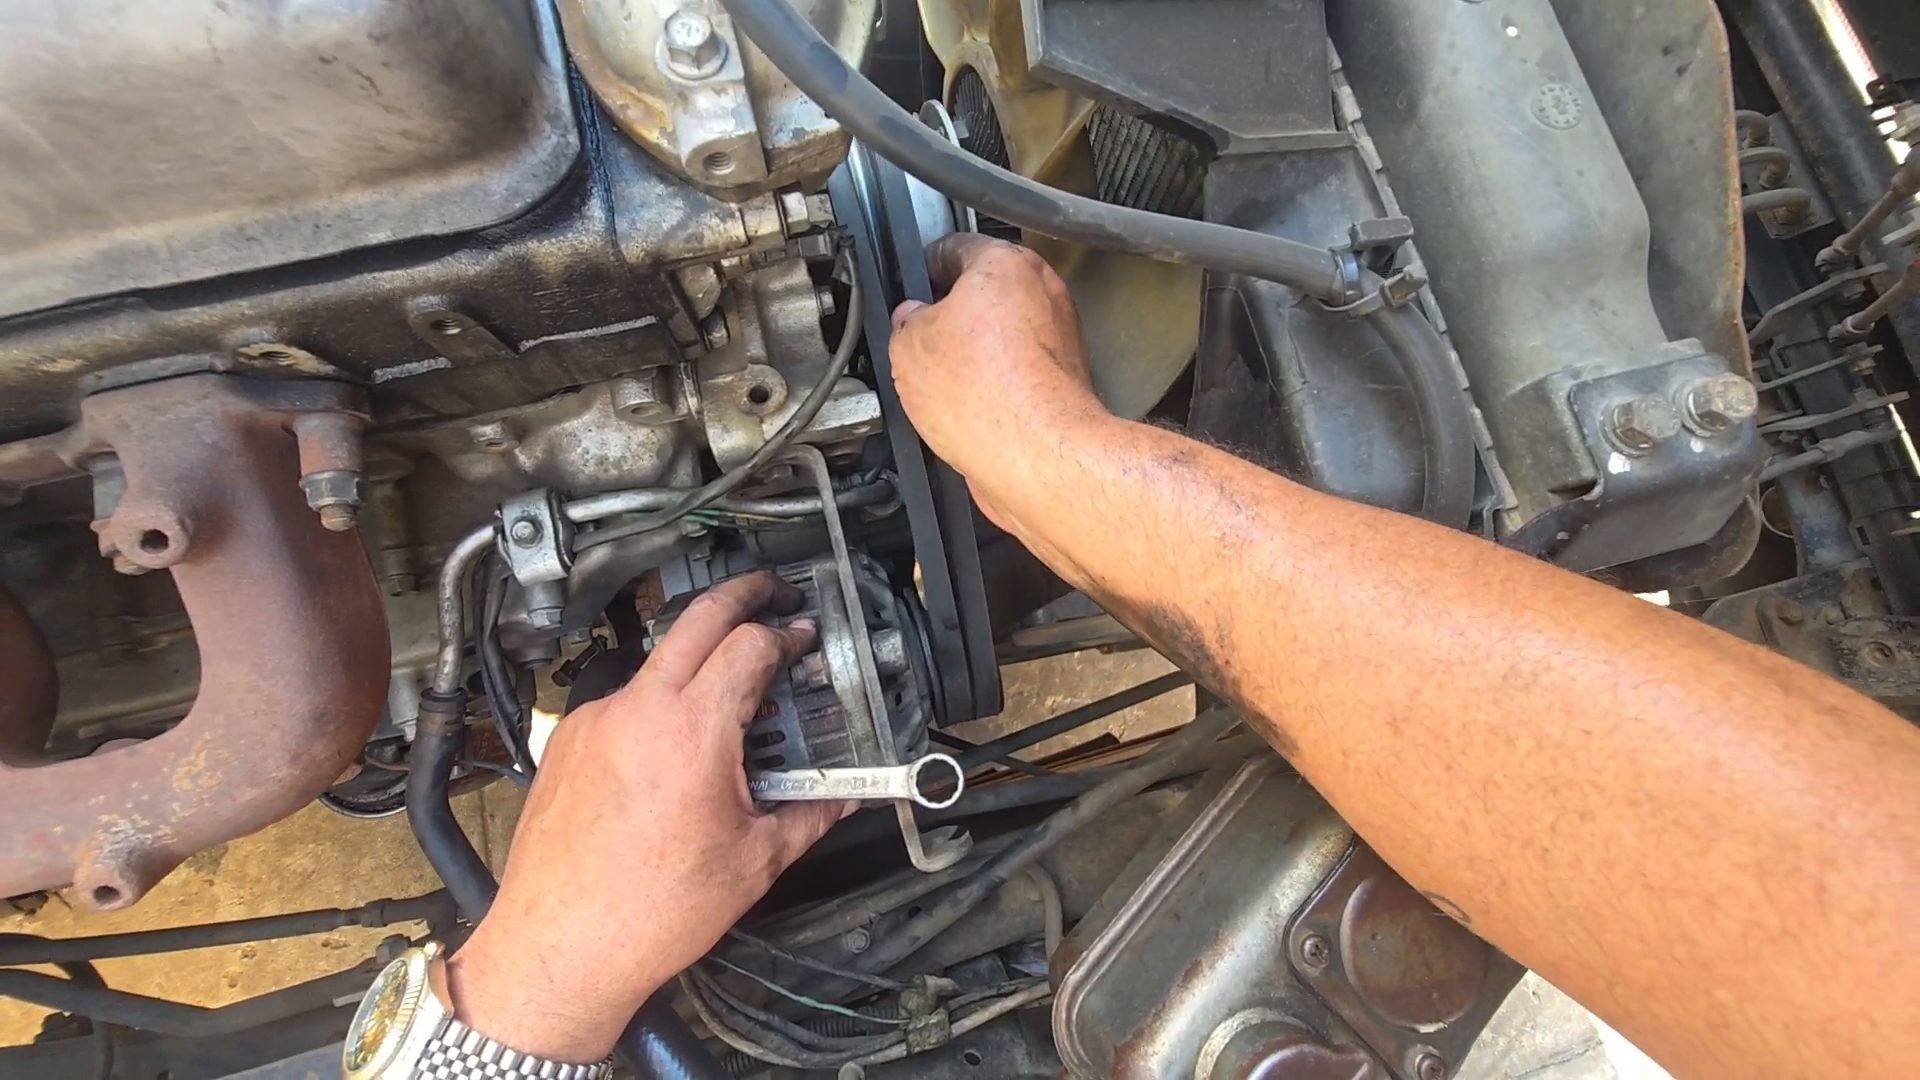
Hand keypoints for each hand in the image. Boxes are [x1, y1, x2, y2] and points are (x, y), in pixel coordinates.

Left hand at [445, 572, 849, 1062]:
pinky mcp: (570, 739)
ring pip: (660, 654)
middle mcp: (639, 710)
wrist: (553, 954)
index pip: (750, 646)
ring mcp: (596, 719)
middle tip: (772, 590)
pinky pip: (627, 696)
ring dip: (700, 651)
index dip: (786, 635)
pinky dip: (661, 699)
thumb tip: (841, 799)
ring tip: (732, 686)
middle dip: (743, 591)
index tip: (802, 638)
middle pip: (698, 615)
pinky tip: (677, 740)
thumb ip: (809, 815)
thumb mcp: (753, 861)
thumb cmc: (646, 914)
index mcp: (692, 731)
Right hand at [890, 234, 1108, 515]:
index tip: (913, 283)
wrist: (1038, 456)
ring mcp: (1059, 341)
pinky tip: (973, 412)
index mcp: (1005, 265)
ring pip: (1004, 339)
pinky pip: (1019, 377)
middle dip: (951, 318)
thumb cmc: (989, 397)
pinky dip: (998, 390)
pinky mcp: (1064, 385)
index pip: (955, 247)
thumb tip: (909, 323)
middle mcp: (1043, 295)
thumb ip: (905, 323)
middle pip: (985, 295)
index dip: (924, 266)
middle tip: (921, 342)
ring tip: (946, 388)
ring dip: (976, 358)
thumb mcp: (908, 347)